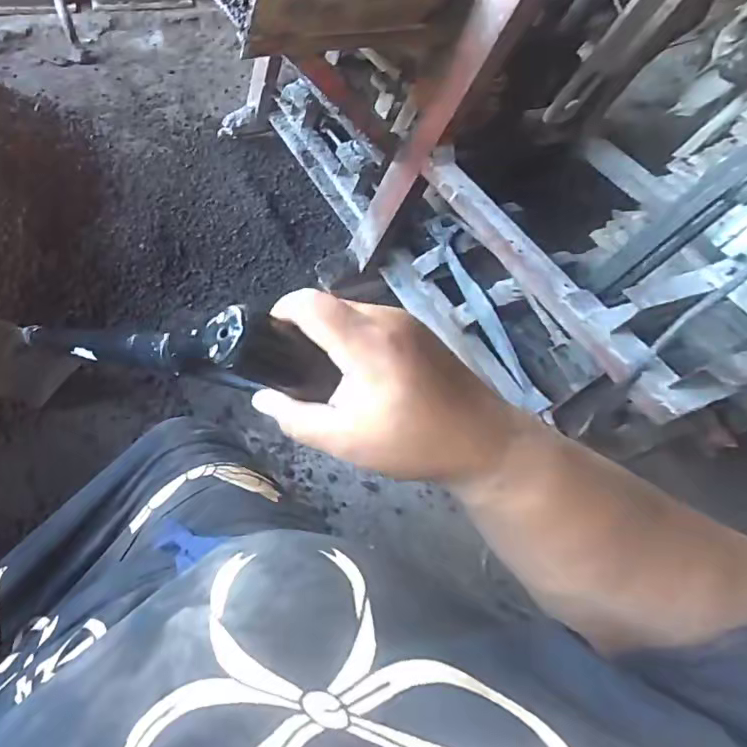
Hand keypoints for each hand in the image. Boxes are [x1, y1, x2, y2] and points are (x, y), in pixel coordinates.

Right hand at [253, 289, 538, 488]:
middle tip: (296, 362)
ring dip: (331, 329)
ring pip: (351, 308)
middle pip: (329, 303)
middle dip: (304, 324)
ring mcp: (405, 319)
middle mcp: (385, 319)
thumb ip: (297, 418)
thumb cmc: (413, 443)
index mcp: (366, 343)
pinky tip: (359, 368)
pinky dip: (354, 332)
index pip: (310, 303)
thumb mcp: (346, 441)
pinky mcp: (418, 326)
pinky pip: (372, 317)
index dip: (282, 310)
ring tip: (327, 370)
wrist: (484, 441)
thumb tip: (262, 399)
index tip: (270, 335)